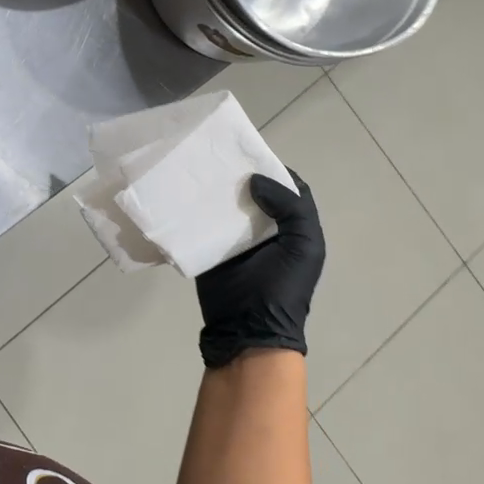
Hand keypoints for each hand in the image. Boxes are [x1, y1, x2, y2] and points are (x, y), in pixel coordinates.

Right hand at [195, 169, 324, 368]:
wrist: (247, 329)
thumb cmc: (281, 288)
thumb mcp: (302, 247)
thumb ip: (291, 210)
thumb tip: (256, 180)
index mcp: (294, 229)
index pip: (290, 190)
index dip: (275, 170)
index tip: (249, 153)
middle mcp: (267, 231)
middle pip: (254, 195)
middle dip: (239, 177)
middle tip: (215, 158)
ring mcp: (237, 242)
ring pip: (227, 208)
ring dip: (215, 193)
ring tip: (195, 173)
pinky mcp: (210, 251)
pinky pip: (203, 227)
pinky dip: (195, 212)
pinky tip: (181, 197)